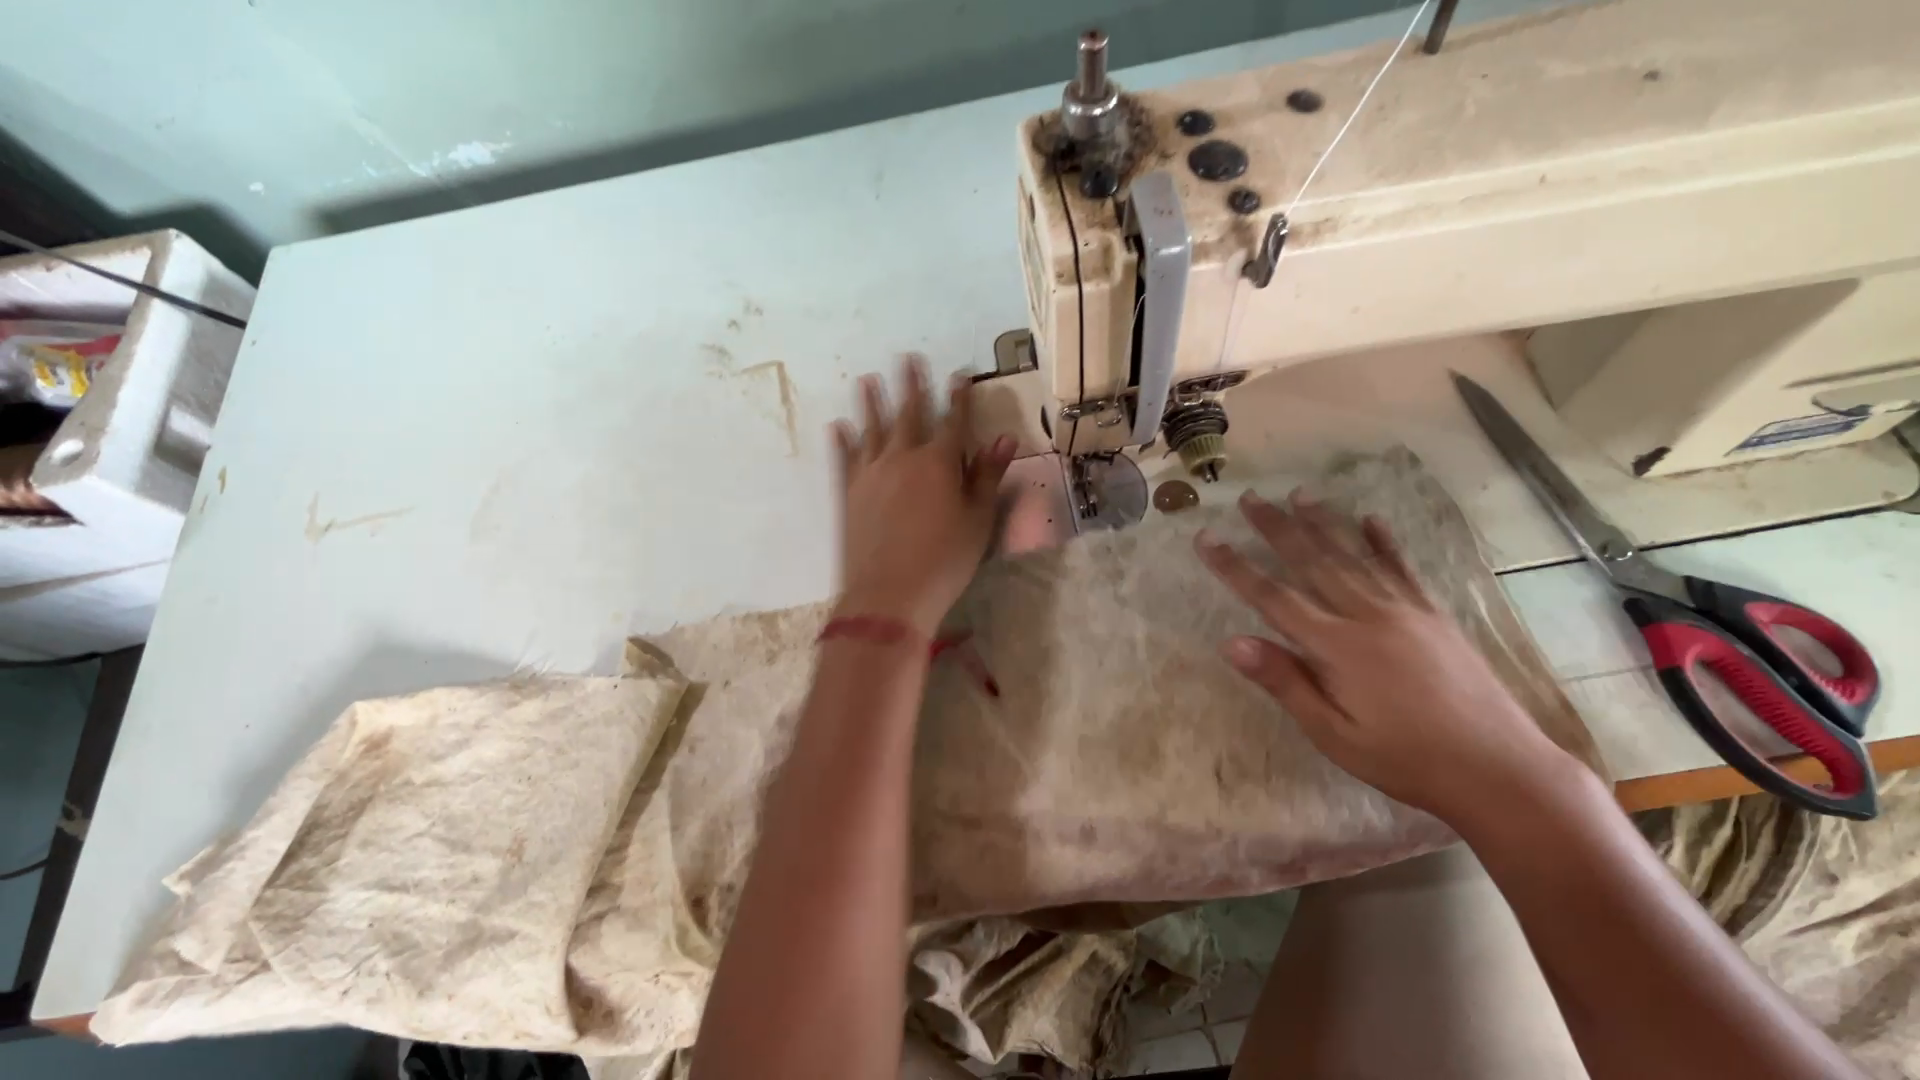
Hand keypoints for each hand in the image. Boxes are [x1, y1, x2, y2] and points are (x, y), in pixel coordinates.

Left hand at [831, 358, 1015, 635]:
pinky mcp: (848, 493)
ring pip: (872, 429)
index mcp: (939, 462)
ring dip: (871, 403)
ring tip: (867, 379)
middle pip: (909, 413)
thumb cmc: (945, 560)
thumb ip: (987, 476)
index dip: (958, 398)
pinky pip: (845, 458)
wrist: (889, 594)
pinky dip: (843, 441)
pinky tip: (839, 427)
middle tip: (907, 357)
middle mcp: (902, 457)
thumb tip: (1005, 438)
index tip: (959, 375)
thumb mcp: (978, 520)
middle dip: (911, 385)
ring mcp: (870, 473)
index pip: (953, 421)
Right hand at [1195, 490, 1576, 821]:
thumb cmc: (1405, 760)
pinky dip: (1384, 542)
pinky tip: (1370, 520)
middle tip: (1250, 498)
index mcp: (1337, 648)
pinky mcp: (1434, 615)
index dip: (1235, 567)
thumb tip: (1233, 643)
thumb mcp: (1334, 735)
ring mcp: (1406, 611)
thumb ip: (1286, 683)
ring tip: (1299, 494)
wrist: (1498, 767)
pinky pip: (1403, 568)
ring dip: (1323, 523)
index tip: (1206, 538)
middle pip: (1313, 562)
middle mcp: (1369, 616)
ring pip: (1354, 556)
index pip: (1273, 597)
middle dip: (1277, 528)